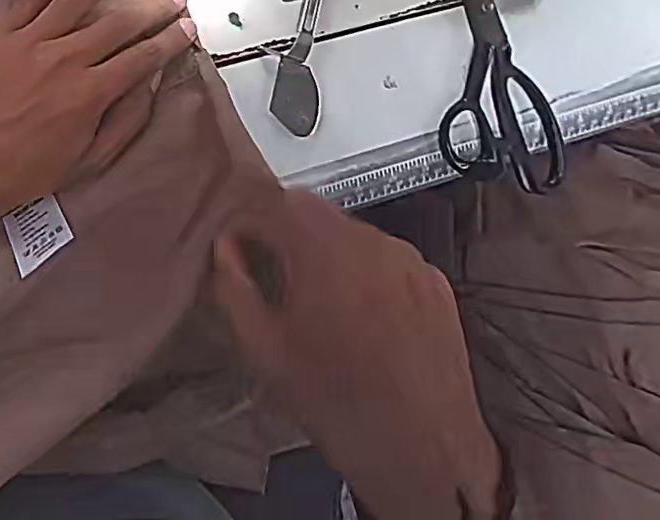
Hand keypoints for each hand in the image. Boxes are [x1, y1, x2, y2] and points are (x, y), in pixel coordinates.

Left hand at [0, 0, 194, 267]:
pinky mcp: (4, 35)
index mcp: (89, 94)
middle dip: (154, 5)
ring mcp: (31, 42)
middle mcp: (64, 60)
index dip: (171, 38)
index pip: (142, 56)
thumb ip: (126, 121)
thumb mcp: (89, 160)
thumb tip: (150, 84)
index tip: (186, 25)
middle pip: (120, 22)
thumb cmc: (27, 169)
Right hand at [213, 192, 504, 519]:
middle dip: (287, 231)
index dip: (250, 219)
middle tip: (277, 270)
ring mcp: (406, 258)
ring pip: (349, 229)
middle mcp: (368, 243)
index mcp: (323, 253)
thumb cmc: (341, 407)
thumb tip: (226, 250)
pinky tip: (363, 312)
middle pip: (313, 209)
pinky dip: (365, 268)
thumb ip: (235, 288)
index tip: (242, 242)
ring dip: (327, 248)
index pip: (274, 202)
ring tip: (322, 299)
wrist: (428, 457)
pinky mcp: (433, 279)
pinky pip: (384, 254)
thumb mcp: (265, 352)